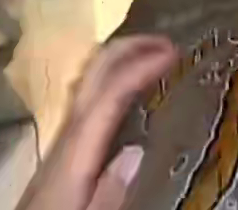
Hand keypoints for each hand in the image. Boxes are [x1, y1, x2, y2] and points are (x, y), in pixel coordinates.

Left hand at [19, 35, 178, 209]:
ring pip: (92, 73)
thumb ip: (108, 194)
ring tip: (152, 53)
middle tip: (167, 42)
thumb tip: (137, 151)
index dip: (142, 65)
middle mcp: (70, 127)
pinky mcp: (65, 141)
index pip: (112, 89)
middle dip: (132, 45)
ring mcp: (65, 130)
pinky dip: (113, 72)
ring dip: (122, 54)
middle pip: (97, 68)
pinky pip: (92, 89)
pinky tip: (128, 86)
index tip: (172, 53)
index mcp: (77, 145)